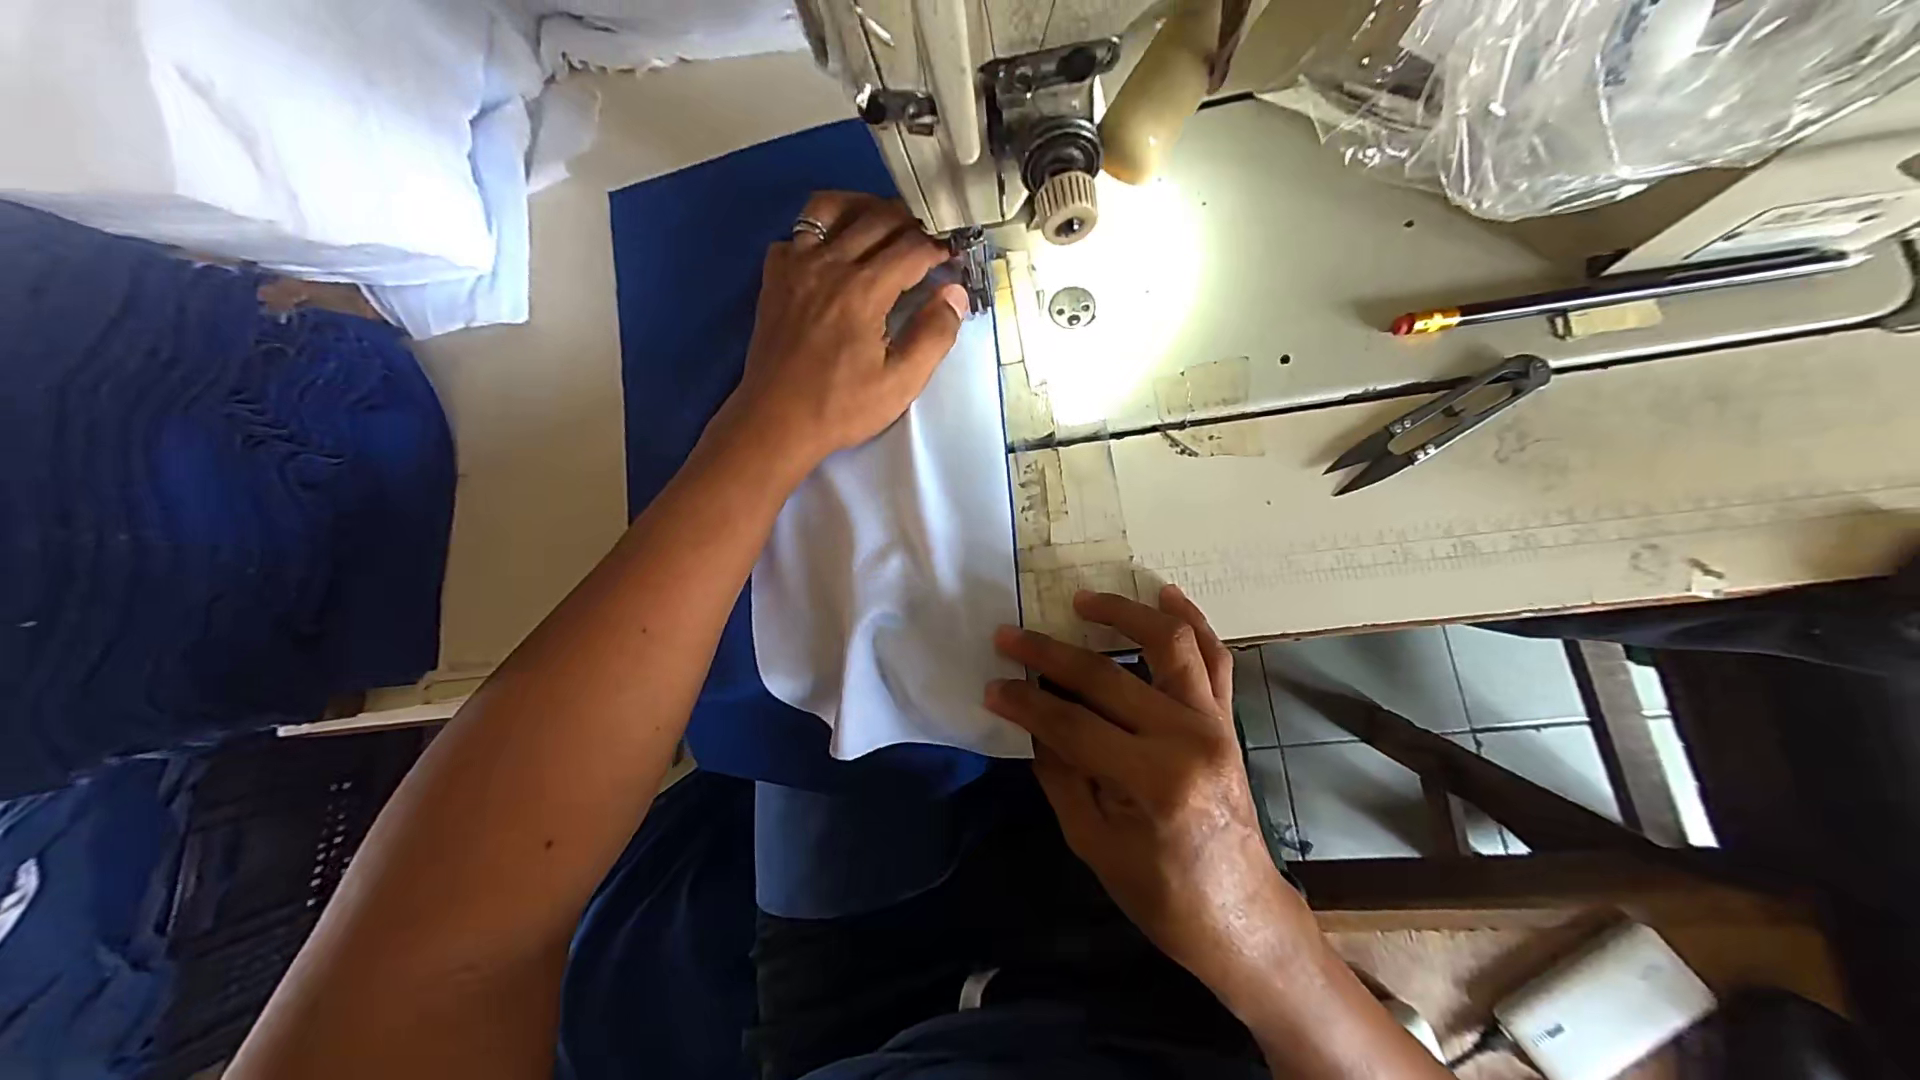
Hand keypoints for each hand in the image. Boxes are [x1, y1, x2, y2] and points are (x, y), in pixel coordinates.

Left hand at [722, 192, 966, 472]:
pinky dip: (821, 230)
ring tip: (883, 224)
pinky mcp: (775, 278)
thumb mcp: (900, 383)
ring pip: (832, 209)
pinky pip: (798, 232)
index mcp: (863, 290)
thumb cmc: (840, 407)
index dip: (939, 246)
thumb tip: (955, 294)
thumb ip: (934, 335)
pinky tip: (835, 251)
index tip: (953, 253)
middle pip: (877, 218)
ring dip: (864, 207)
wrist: (776, 421)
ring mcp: (796, 267)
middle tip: (928, 237)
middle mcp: (829, 265)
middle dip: (910, 221)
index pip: (911, 248)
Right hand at [985, 585, 1302, 995]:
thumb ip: (1060, 771)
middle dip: (1050, 654)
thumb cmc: (1161, 893)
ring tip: (1083, 601)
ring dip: (1125, 612)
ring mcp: (1215, 723)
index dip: (1026, 703)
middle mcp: (1190, 739)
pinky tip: (1165, 595)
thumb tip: (1031, 717)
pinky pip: (1214, 657)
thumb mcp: (1092, 842)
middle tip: (1009, 636)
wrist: (1240, 916)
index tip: (992, 685)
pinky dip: (1191, 620)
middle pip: (1109, 677)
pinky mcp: (1227, 720)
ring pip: (1172, 643)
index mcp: (1155, 782)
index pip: (1073, 724)